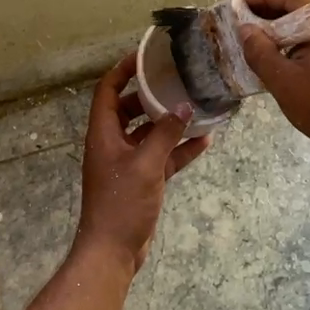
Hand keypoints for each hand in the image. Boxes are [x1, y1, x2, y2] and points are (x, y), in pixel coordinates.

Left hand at [74, 52, 211, 270]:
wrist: (112, 252)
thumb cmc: (121, 203)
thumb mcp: (145, 164)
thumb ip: (165, 134)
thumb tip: (183, 106)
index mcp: (103, 133)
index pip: (107, 90)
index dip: (123, 70)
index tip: (146, 56)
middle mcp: (113, 142)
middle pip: (129, 107)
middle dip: (151, 93)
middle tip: (175, 78)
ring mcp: (128, 161)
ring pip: (149, 132)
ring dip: (170, 121)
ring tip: (195, 104)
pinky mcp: (143, 179)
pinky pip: (162, 155)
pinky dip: (180, 148)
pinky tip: (205, 139)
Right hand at [238, 0, 309, 157]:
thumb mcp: (284, 82)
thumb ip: (260, 52)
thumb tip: (244, 29)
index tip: (237, 5)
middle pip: (298, 6)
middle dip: (268, 11)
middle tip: (242, 21)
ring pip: (306, 20)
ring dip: (280, 25)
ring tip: (255, 35)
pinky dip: (294, 36)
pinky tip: (277, 49)